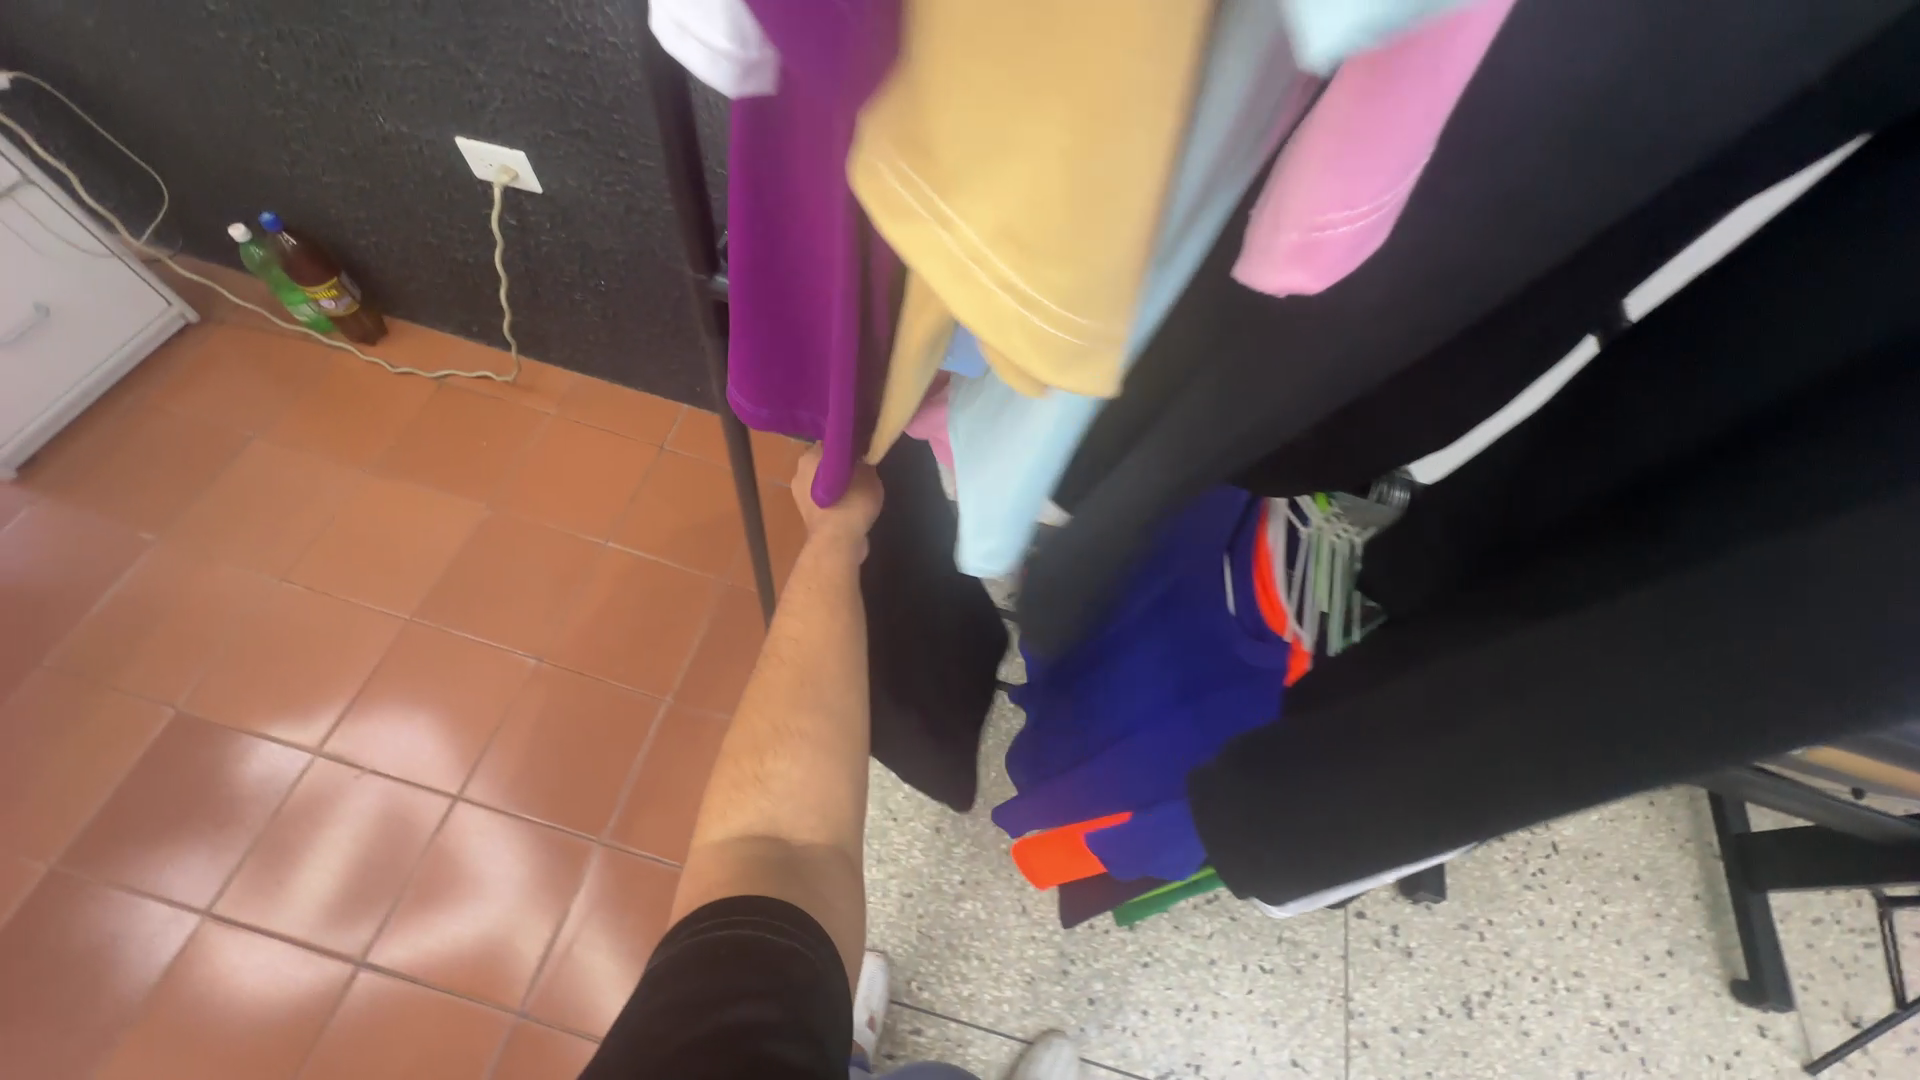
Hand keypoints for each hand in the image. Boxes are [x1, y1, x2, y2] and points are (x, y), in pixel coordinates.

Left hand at [791, 445, 882, 550]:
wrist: (837, 541)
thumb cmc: (851, 501)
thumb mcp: (869, 475)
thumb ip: (865, 463)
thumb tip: (862, 460)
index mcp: (810, 456)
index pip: (830, 442)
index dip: (847, 445)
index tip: (862, 450)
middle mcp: (800, 473)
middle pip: (825, 463)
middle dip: (841, 466)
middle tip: (862, 471)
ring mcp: (800, 497)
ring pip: (823, 484)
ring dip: (838, 486)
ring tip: (860, 492)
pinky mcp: (807, 516)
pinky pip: (825, 501)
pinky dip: (836, 502)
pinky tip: (852, 507)